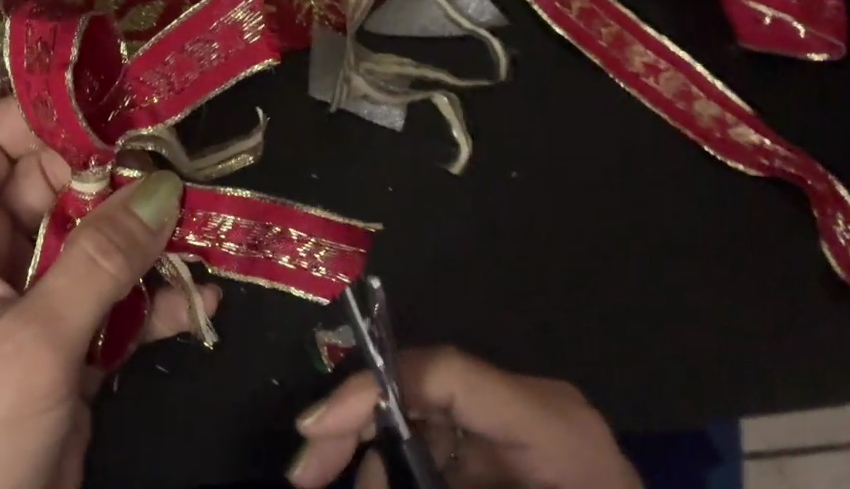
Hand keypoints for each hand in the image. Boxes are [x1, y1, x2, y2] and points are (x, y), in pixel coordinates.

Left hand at [0, 97, 219, 488]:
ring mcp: (26, 299)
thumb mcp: (34, 340)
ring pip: (88, 240)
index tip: (114, 104)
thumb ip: (100, 260)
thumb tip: (162, 185)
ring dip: (142, 234)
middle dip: (112, 172)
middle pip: (50, 184)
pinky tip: (204, 298)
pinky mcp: (62, 346)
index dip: (41, 115)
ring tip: (205, 219)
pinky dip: (150, 298)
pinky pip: (109, 300)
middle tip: (182, 159)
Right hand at [288, 346, 642, 488]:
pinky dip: (397, 466)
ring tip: (330, 481)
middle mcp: (526, 406)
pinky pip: (435, 444)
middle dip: (351, 424)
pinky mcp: (505, 451)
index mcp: (546, 420)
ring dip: (367, 452)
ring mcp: (516, 427)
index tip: (313, 430)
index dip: (369, 390)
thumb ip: (426, 476)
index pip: (441, 372)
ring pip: (415, 417)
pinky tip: (374, 482)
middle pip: (415, 389)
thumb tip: (367, 476)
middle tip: (303, 471)